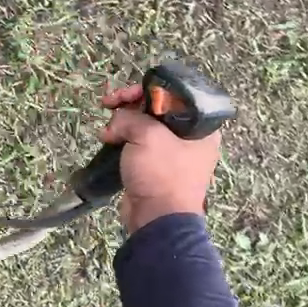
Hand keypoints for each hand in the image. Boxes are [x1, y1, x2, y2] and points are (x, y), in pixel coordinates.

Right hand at [99, 83, 221, 233]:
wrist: (158, 216)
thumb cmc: (161, 173)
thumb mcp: (147, 136)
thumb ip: (130, 117)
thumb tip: (116, 122)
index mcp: (201, 127)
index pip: (174, 95)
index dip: (146, 90)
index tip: (123, 95)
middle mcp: (190, 137)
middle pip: (156, 108)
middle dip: (129, 105)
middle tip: (107, 105)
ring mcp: (172, 152)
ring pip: (143, 125)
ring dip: (121, 122)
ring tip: (106, 131)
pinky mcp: (154, 165)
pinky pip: (137, 142)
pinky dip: (122, 138)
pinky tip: (107, 140)